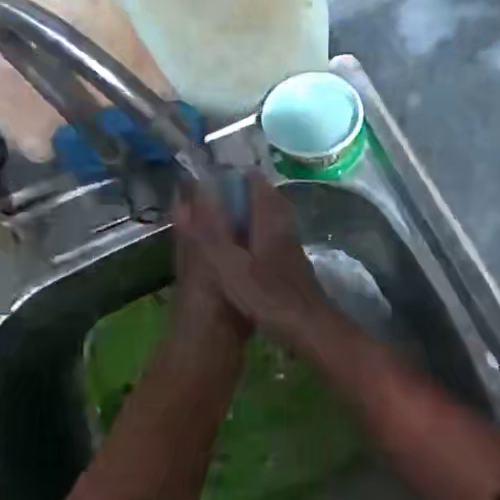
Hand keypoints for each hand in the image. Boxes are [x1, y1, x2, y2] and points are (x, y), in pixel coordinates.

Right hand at [172, 176, 345, 351]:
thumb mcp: (231, 269)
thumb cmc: (270, 298)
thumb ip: (211, 236)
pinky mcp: (294, 268)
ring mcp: (293, 250)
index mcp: (270, 225)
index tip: (221, 171)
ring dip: (256, 214)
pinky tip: (249, 250)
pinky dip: (261, 236)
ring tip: (233, 218)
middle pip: (270, 202)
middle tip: (226, 192)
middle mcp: (285, 231)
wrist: (311, 328)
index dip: (241, 176)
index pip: (259, 187)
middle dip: (249, 193)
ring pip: (275, 222)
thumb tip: (189, 203)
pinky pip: (276, 240)